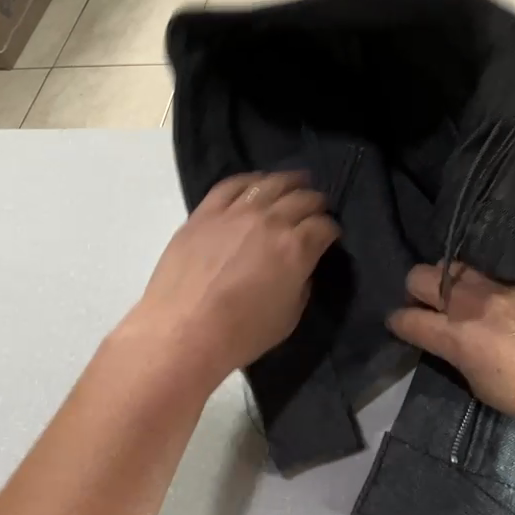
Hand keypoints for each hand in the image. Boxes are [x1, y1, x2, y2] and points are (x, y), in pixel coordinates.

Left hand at [127, 171, 340, 381]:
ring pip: (270, 183)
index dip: (331, 230)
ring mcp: (236, 212)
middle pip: (302, 198)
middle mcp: (270, 221)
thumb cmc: (241, 334)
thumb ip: (301, 284)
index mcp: (296, 248)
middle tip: (317, 209)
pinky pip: (231, 185)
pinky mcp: (205, 212)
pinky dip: (249, 180)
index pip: (324, 226)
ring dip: (289, 182)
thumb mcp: (289, 316)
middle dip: (316, 203)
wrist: (183, 331)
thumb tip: (301, 267)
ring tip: (296, 183)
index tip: (329, 236)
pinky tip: (256, 183)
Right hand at [387, 264, 514, 442]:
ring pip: (457, 269)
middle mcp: (473, 305)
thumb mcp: (483, 388)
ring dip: (449, 282)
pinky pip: (497, 281)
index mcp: (458, 338)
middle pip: (422, 276)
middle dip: (415, 290)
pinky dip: (490, 293)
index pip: (408, 318)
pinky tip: (504, 311)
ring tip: (458, 299)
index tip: (399, 324)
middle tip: (425, 306)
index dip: (398, 322)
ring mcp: (502, 290)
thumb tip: (453, 344)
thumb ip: (460, 357)